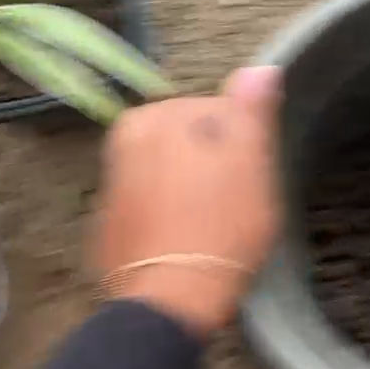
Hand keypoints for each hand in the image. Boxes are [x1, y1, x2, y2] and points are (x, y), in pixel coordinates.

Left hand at [89, 66, 281, 336]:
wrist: (172, 300)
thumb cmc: (222, 224)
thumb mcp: (252, 160)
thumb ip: (251, 110)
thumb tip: (259, 68)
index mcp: (153, 119)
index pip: (219, 111)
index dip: (245, 142)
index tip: (253, 174)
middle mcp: (122, 144)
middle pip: (195, 139)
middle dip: (218, 161)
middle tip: (241, 197)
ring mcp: (112, 186)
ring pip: (177, 170)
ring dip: (200, 186)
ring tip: (221, 220)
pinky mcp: (110, 225)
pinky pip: (157, 202)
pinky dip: (176, 211)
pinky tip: (196, 237)